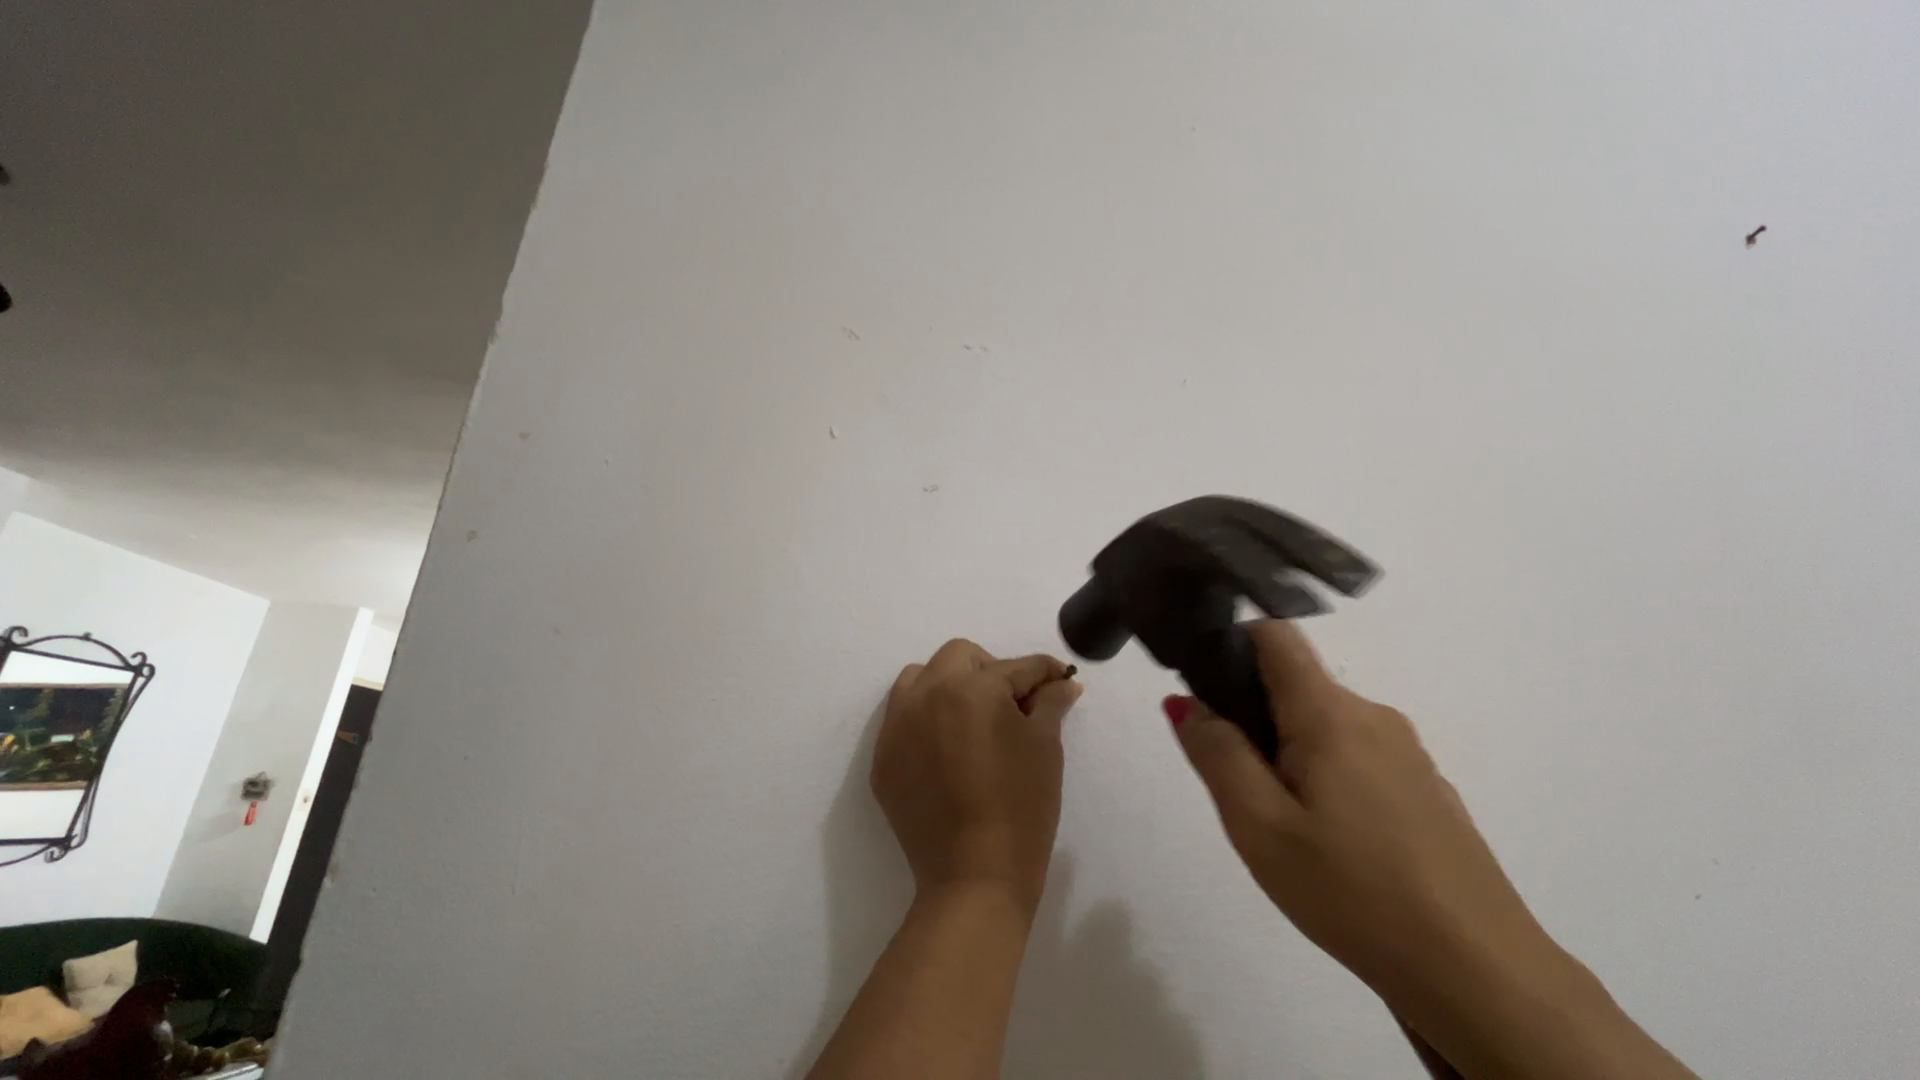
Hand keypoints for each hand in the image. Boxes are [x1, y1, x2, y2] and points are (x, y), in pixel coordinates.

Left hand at [874, 640, 1082, 914]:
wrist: (974, 876)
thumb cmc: (1021, 807)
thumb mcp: (1045, 748)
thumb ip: (1050, 703)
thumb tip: (1062, 683)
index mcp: (969, 689)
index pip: (1013, 667)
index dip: (1042, 672)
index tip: (1059, 681)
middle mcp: (924, 697)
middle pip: (958, 658)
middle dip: (990, 670)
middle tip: (1014, 703)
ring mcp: (896, 729)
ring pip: (919, 680)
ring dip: (948, 686)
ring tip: (973, 720)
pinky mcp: (882, 761)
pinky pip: (902, 721)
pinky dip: (925, 722)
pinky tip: (948, 752)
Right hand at [1168, 621, 1550, 999]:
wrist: (1476, 969)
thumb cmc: (1351, 891)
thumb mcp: (1259, 827)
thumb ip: (1217, 754)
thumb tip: (1184, 700)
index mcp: (1331, 714)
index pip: (1276, 636)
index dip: (1230, 645)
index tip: (1203, 694)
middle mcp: (1375, 716)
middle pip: (1297, 686)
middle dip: (1254, 719)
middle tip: (1238, 792)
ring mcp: (1409, 754)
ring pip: (1327, 728)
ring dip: (1289, 755)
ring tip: (1282, 829)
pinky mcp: (1427, 791)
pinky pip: (1359, 760)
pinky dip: (1328, 780)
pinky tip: (1331, 846)